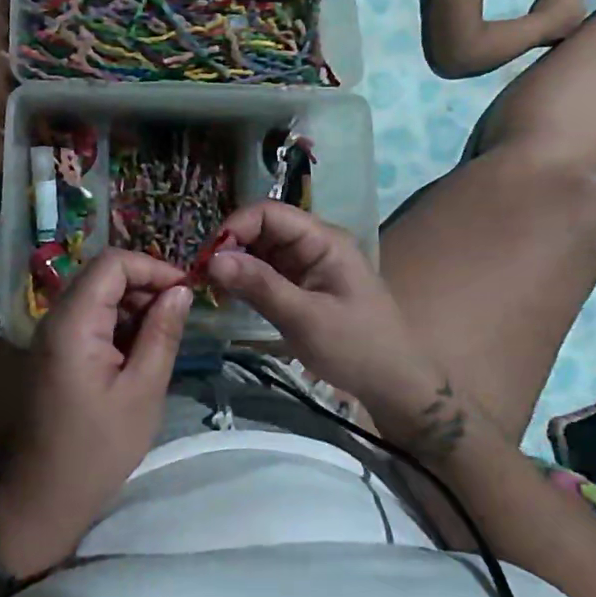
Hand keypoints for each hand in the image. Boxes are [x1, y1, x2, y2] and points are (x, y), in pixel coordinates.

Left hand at [0, 250, 191, 577]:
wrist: (44, 496)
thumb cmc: (99, 448)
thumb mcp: (143, 390)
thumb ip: (161, 334)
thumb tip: (181, 291)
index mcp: (73, 324)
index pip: (112, 263)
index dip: (152, 267)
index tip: (185, 291)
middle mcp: (54, 319)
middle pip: (102, 275)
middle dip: (144, 285)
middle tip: (178, 314)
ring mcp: (50, 336)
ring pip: (96, 296)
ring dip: (132, 305)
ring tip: (163, 335)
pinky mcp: (53, 352)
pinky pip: (88, 320)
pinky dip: (117, 324)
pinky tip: (139, 351)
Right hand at [205, 201, 444, 415]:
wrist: (392, 383)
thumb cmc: (355, 347)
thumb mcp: (304, 318)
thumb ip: (259, 286)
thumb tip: (212, 261)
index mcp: (323, 240)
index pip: (269, 213)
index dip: (235, 227)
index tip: (208, 258)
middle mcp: (313, 244)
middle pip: (261, 228)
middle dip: (230, 246)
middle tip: (203, 277)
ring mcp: (307, 264)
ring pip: (260, 250)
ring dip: (235, 264)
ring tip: (211, 287)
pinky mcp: (300, 284)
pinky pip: (266, 271)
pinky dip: (245, 280)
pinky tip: (228, 295)